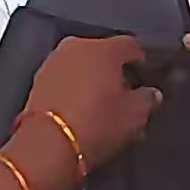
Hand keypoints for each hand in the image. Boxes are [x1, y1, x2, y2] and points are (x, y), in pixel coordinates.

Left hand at [20, 35, 161, 170]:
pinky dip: (74, 87)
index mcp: (103, 48)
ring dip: (92, 79)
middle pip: (104, 54)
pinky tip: (80, 108)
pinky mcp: (38, 78)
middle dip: (115, 72)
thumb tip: (151, 93)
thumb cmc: (96, 124)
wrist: (48, 143)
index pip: (131, 45)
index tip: (145, 79)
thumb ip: (147, 99)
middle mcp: (77, 46)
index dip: (141, 62)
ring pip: (82, 65)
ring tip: (101, 105)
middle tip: (124, 96)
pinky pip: (65, 77)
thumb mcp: (134, 116)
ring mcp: (54, 60)